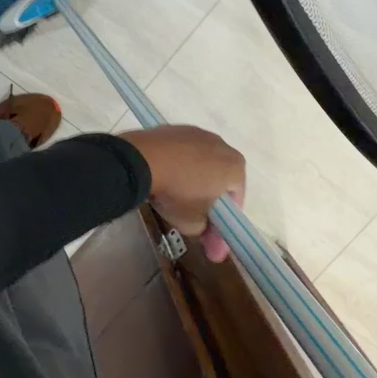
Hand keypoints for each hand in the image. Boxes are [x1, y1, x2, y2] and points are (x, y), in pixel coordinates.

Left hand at [117, 125, 245, 261]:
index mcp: (235, 166)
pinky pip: (182, 152)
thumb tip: (215, 249)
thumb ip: (209, 233)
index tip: (209, 233)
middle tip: (191, 214)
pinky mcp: (175, 128)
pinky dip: (177, 164)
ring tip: (175, 194)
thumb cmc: (177, 193)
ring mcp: (197, 132)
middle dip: (209, 196)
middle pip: (220, 177)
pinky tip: (164, 176)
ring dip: (193, 178)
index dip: (223, 220)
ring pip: (201, 163)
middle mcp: (222, 144)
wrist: (141, 160)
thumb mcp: (194, 223)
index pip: (235, 200)